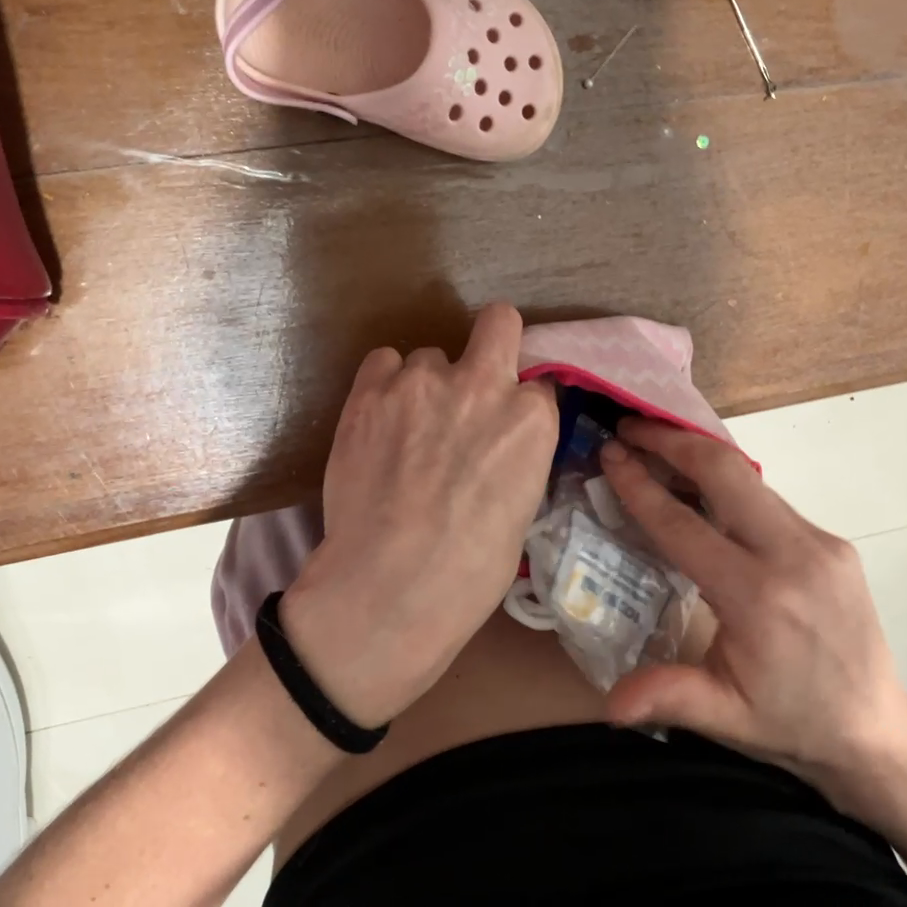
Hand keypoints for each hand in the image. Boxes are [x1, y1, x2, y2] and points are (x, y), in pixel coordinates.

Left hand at [281, 304, 558, 727]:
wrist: (391, 584)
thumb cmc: (470, 570)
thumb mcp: (519, 509)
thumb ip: (512, 457)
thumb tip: (492, 449)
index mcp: (530, 419)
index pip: (536, 384)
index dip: (518, 403)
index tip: (503, 424)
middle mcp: (482, 385)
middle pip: (498, 321)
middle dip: (492, 341)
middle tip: (469, 382)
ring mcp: (423, 382)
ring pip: (427, 356)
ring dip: (424, 385)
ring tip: (404, 432)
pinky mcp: (370, 391)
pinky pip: (382, 363)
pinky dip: (383, 385)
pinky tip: (377, 423)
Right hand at [598, 419, 906, 803]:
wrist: (874, 727)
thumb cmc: (791, 721)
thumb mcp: (725, 715)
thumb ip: (667, 695)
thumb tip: (607, 705)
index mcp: (758, 597)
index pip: (683, 525)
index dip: (640, 486)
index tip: (609, 452)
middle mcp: (793, 555)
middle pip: (725, 472)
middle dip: (672, 440)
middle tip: (630, 424)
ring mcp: (819, 542)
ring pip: (749, 478)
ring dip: (700, 455)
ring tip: (657, 444)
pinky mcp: (831, 542)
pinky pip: (769, 498)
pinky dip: (728, 482)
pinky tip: (701, 486)